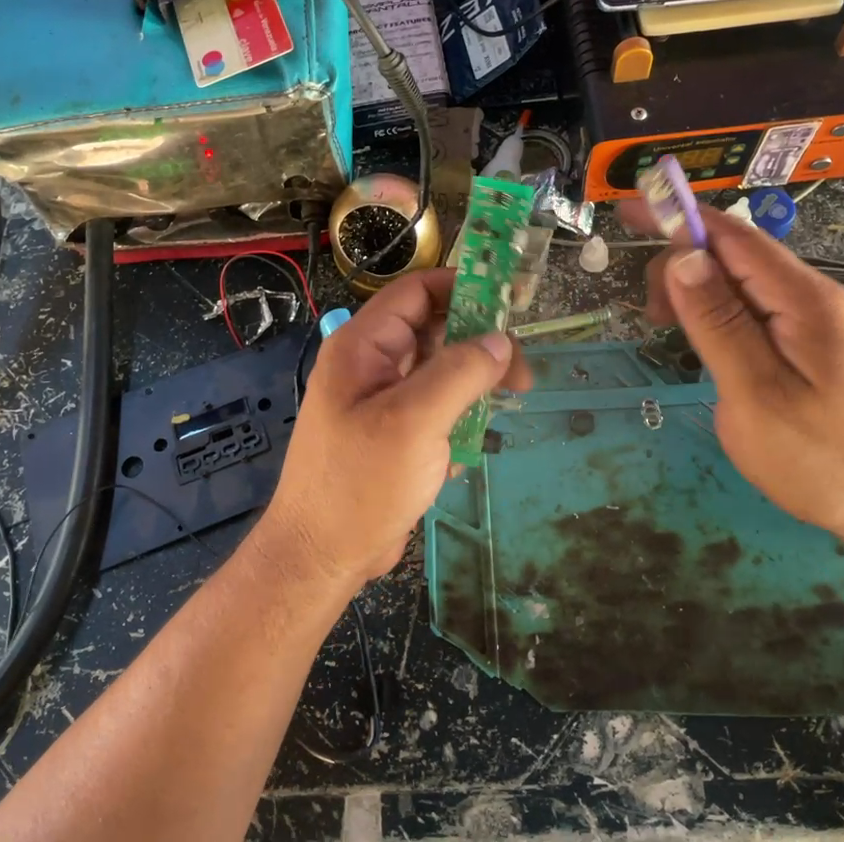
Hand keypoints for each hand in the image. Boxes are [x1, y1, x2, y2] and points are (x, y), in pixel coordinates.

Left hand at [254, 270, 530, 587]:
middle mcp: (371, 366)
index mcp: (363, 347)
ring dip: (473, 384)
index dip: (463, 287)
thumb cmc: (360, 483)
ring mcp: (382, 401)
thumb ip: (459, 373)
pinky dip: (458, 418)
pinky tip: (469, 446)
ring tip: (510, 401)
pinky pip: (435, 409)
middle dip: (479, 343)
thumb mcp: (413, 421)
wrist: (322, 555)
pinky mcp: (394, 435)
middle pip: (434, 330)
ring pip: (440, 372)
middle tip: (521, 371)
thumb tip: (500, 341)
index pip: (416, 292)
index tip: (513, 300)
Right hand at [625, 202, 843, 542]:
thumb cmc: (822, 459)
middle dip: (682, 268)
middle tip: (652, 320)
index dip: (680, 218)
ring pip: (743, 283)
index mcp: (805, 300)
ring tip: (671, 335)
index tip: (629, 211)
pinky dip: (718, 314)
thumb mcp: (757, 394)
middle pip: (736, 256)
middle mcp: (814, 298)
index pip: (734, 237)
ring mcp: (816, 322)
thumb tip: (683, 257)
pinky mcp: (813, 345)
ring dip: (697, 294)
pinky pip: (756, 310)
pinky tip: (705, 343)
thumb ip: (719, 323)